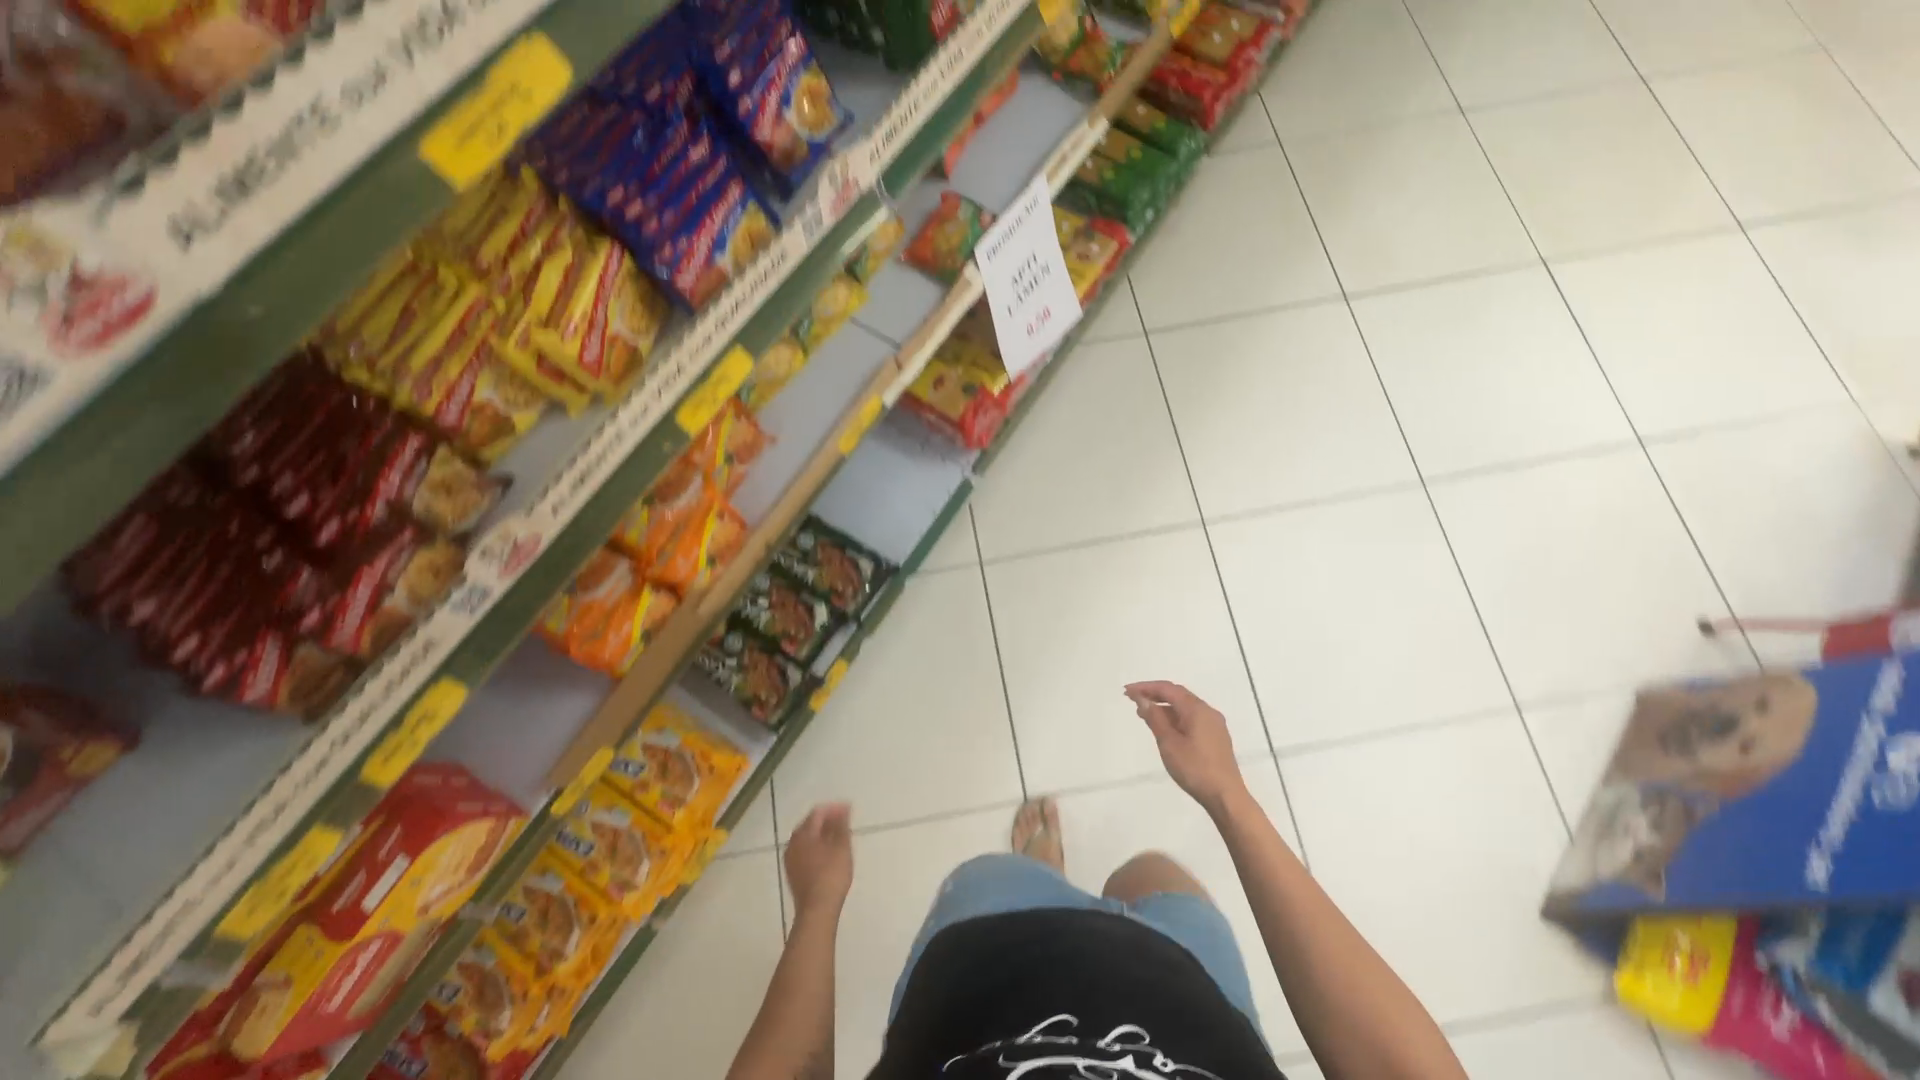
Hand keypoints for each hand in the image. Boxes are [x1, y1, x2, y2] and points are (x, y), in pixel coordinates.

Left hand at [785, 802, 853, 918]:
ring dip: (822, 834)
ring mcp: (790, 859)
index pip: (818, 812)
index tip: (849, 808)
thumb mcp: (842, 847)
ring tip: (838, 837)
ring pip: (806, 839)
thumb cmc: (831, 875)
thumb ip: (842, 825)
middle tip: (844, 822)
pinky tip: (828, 854)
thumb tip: (843, 808)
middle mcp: (792, 843)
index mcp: (803, 834)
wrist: (816, 910)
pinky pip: (804, 852)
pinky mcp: (793, 873)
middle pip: (810, 825)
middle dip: (827, 820)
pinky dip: (816, 847)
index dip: (834, 808)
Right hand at [1126, 681, 1246, 812]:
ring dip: (1164, 707)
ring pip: (1185, 708)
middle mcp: (1208, 711)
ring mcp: (1214, 725)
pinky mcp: (1215, 737)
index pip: (1168, 689)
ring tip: (1144, 714)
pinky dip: (1175, 718)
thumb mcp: (1169, 743)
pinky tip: (1164, 728)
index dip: (1146, 687)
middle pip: (1178, 695)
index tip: (1127, 691)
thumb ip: (1155, 718)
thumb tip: (1142, 699)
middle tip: (1132, 699)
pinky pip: (1192, 719)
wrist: (1225, 795)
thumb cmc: (1195, 768)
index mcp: (1197, 709)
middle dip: (1155, 694)